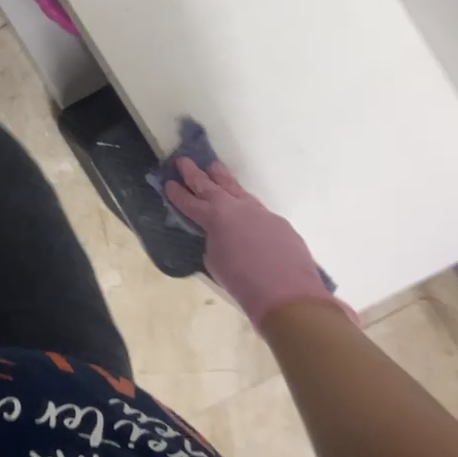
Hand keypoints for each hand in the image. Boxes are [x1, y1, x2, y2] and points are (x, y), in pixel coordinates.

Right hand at [164, 158, 351, 328]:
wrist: (289, 296)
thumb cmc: (241, 281)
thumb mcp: (214, 260)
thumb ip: (212, 240)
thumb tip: (219, 236)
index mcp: (213, 218)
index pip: (188, 201)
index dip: (176, 192)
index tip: (168, 182)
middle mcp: (236, 208)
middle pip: (210, 186)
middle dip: (194, 174)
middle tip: (184, 160)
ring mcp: (261, 214)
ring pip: (238, 191)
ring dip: (224, 179)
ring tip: (215, 167)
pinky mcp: (280, 224)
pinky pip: (258, 210)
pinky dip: (246, 206)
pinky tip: (245, 211)